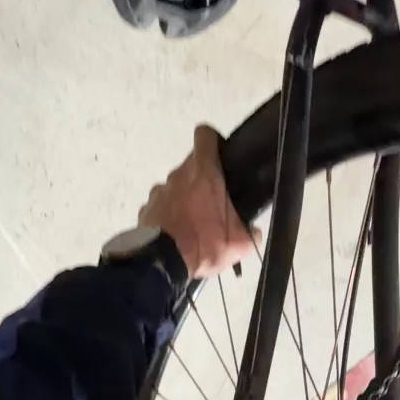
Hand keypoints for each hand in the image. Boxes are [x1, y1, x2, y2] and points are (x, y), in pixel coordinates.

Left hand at [138, 125, 257, 279]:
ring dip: (184, 200)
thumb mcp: (239, 243)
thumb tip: (254, 231)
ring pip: (176, 187)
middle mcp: (178, 174)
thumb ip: (251, 232)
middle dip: (202, 182)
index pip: (205, 135)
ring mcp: (158, 191)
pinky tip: (175, 234)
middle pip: (192, 167)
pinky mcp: (145, 208)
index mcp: (204, 172)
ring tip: (192, 225)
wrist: (163, 264)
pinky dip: (168, 215)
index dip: (213, 141)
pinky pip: (161, 206)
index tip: (220, 155)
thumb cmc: (204, 244)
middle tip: (213, 206)